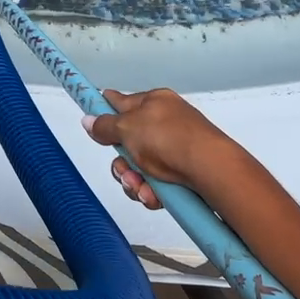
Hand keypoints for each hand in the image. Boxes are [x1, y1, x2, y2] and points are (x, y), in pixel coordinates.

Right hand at [83, 88, 231, 209]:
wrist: (212, 170)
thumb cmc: (167, 139)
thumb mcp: (127, 128)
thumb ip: (104, 126)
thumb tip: (87, 120)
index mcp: (154, 101)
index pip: (122, 102)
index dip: (105, 110)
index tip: (94, 123)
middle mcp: (166, 122)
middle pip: (129, 142)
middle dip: (122, 162)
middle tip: (124, 172)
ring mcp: (178, 148)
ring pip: (141, 166)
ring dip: (134, 180)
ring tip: (140, 189)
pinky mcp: (187, 173)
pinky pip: (158, 182)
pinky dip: (152, 191)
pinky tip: (153, 197)